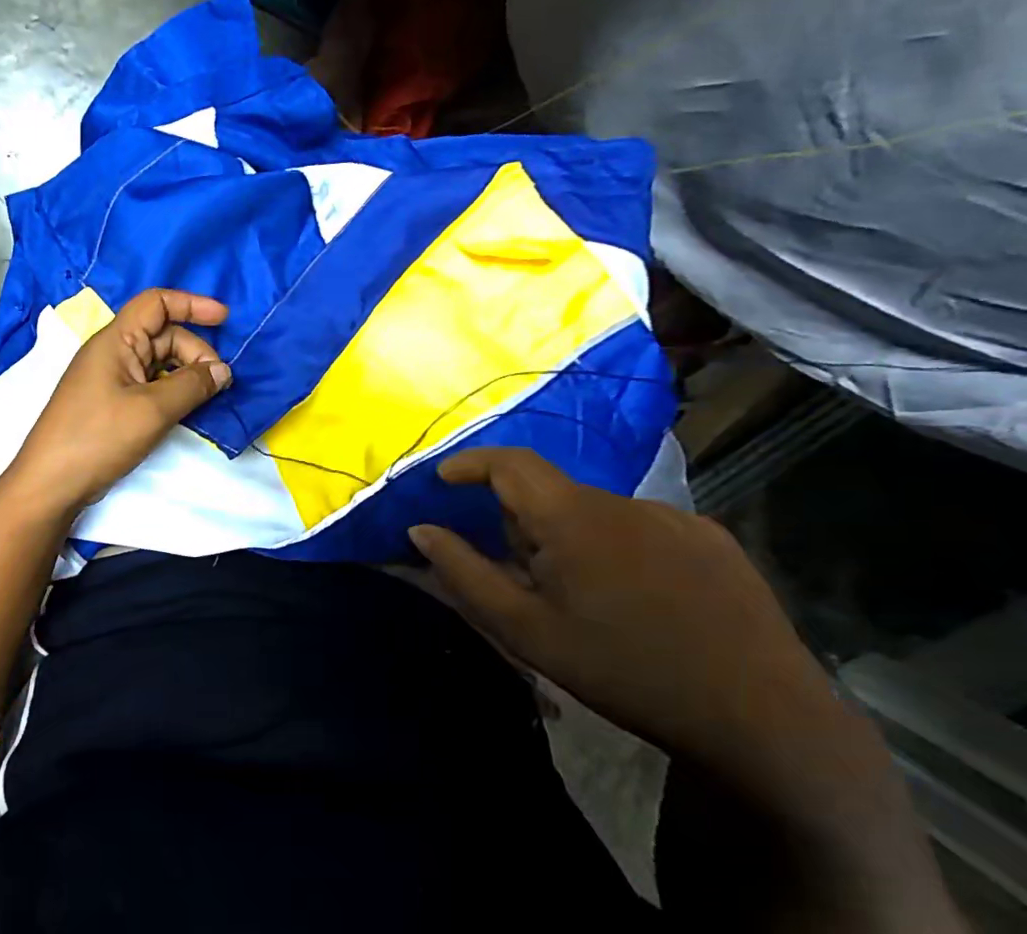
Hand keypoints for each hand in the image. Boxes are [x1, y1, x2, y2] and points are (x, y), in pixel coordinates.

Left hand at [5, 288, 232, 510]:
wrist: (50, 482)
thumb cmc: (98, 437)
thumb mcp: (152, 410)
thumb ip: (191, 386)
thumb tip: (222, 370)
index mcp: (115, 340)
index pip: (156, 303)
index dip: (192, 304)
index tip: (225, 319)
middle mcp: (112, 352)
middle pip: (163, 335)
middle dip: (195, 352)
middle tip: (218, 384)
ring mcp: (109, 379)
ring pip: (158, 363)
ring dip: (185, 375)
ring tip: (206, 399)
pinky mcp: (110, 404)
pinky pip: (148, 385)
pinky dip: (171, 392)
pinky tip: (185, 411)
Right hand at [407, 447, 842, 777]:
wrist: (763, 720)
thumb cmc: (622, 670)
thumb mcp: (523, 628)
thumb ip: (463, 571)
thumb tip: (420, 529)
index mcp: (574, 518)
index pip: (510, 462)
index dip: (469, 463)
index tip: (442, 481)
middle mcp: (626, 503)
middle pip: (551, 492)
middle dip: (521, 520)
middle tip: (518, 573)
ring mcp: (678, 519)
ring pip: (595, 511)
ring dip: (570, 537)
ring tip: (581, 596)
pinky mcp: (716, 541)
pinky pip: (641, 526)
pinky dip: (616, 546)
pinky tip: (634, 598)